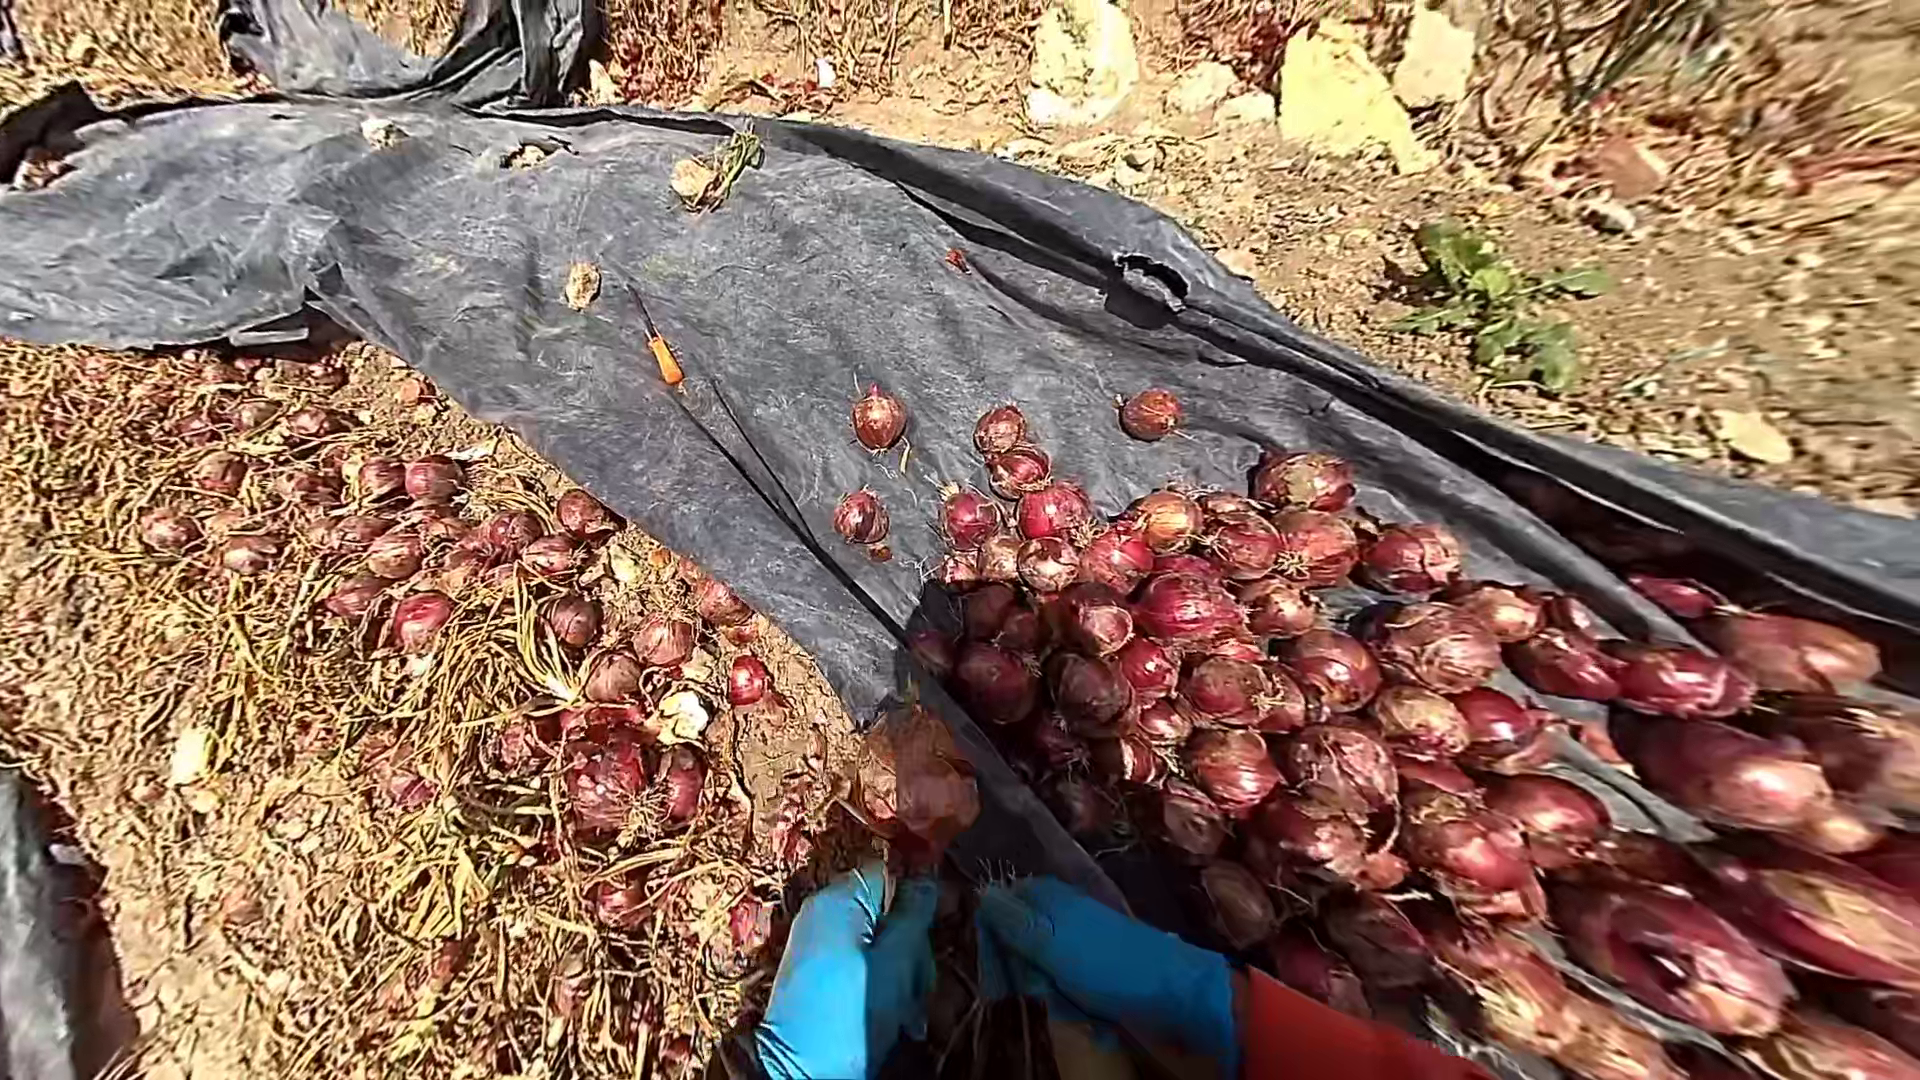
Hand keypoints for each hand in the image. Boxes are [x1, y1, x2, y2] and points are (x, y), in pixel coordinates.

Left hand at [754, 861, 939, 1079]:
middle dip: (911, 944)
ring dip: (900, 970)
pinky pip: (857, 961)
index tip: (940, 924)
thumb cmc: (852, 1013)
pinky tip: (893, 1016)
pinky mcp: (814, 973)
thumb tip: (928, 879)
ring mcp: (815, 942)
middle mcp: (823, 911)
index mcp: (839, 898)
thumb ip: (914, 914)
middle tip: (922, 985)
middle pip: (884, 909)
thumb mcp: (895, 962)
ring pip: (875, 939)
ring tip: (910, 1011)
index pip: (889, 872)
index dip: (919, 894)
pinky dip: (878, 981)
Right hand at [976, 877, 1238, 1077]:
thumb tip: (981, 892)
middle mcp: (1062, 913)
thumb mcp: (1054, 940)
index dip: (989, 918)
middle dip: (1003, 949)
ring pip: (1034, 954)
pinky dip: (1041, 988)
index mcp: (1052, 896)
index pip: (1008, 897)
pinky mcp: (1088, 974)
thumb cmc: (1106, 963)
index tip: (975, 945)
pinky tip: (1036, 1001)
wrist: (1170, 1001)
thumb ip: (1017, 920)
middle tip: (989, 977)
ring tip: (1007, 992)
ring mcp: (1076, 944)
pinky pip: (1052, 976)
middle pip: (1018, 926)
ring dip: (1022, 973)